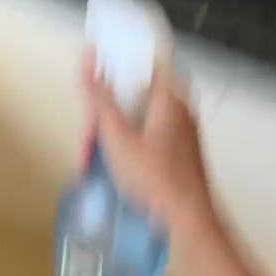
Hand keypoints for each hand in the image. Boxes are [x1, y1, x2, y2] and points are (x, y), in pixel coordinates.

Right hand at [79, 49, 218, 234]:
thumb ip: (100, 98)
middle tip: (89, 135)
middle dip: (107, 110)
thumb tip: (88, 59)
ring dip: (113, 131)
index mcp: (169, 95)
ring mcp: (181, 130)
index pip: (144, 58)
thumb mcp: (118, 137)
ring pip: (139, 115)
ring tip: (95, 156)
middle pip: (136, 92)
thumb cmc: (156, 179)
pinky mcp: (178, 150)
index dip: (117, 62)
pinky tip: (114, 165)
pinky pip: (148, 134)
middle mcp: (179, 107)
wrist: (188, 217)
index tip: (96, 71)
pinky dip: (127, 143)